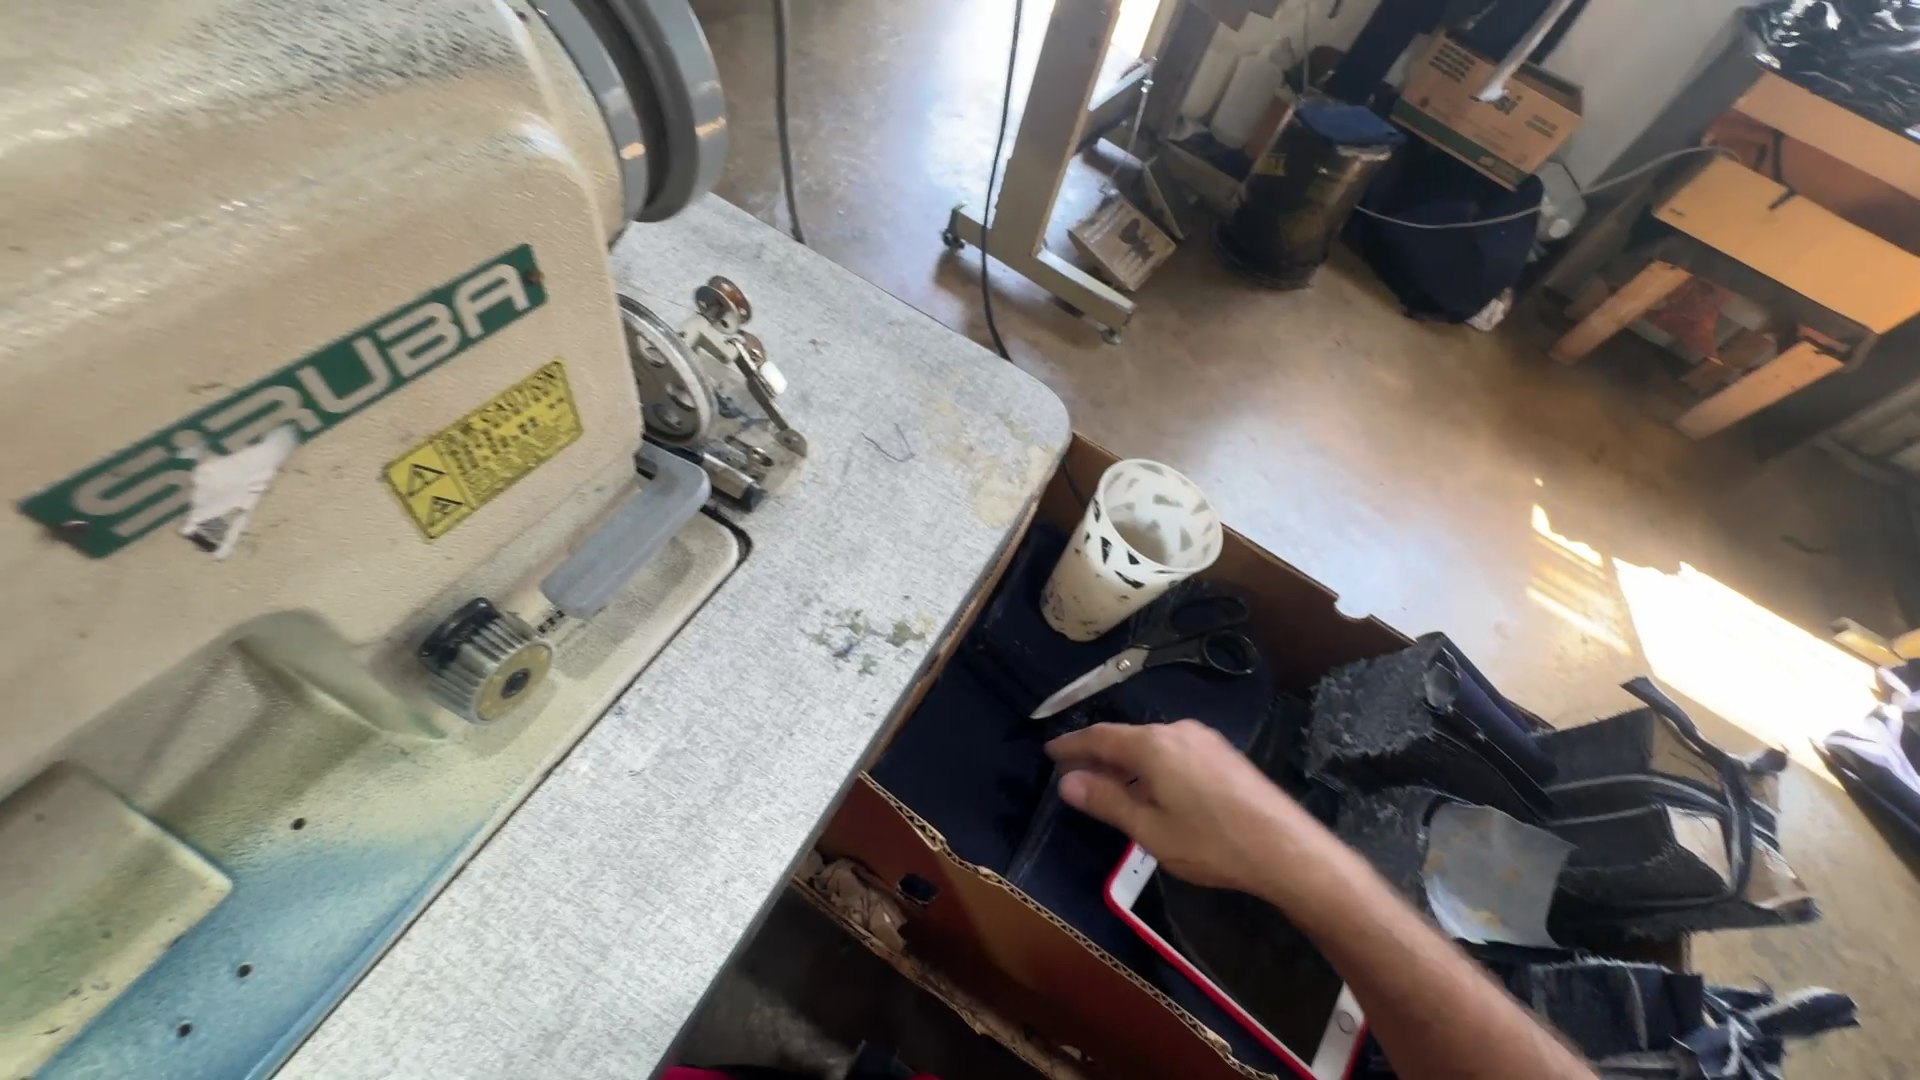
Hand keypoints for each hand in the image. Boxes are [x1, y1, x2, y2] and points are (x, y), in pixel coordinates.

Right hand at [1045, 719, 1310, 893]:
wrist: (1288, 850)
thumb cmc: (1212, 843)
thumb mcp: (1151, 830)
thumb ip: (1107, 801)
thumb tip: (1067, 782)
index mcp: (1154, 745)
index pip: (1100, 737)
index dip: (1071, 745)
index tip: (1049, 753)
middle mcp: (1176, 731)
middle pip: (1125, 738)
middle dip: (1097, 756)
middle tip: (1073, 776)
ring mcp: (1203, 740)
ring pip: (1150, 745)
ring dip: (1125, 763)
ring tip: (1107, 787)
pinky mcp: (1222, 754)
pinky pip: (1172, 751)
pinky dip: (1149, 765)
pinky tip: (1150, 789)